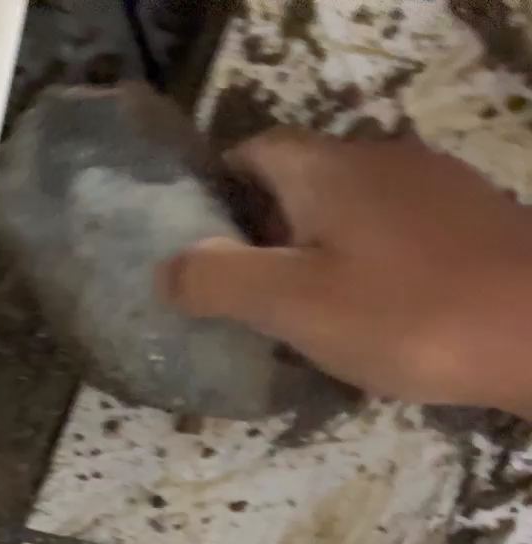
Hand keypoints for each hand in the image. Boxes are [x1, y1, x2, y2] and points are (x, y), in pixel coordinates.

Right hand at [158, 129, 531, 415]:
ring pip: (331, 210)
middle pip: (290, 182)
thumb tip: (165, 268)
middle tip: (209, 285)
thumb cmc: (407, 314)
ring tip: (262, 304)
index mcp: (333, 171)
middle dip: (242, 227)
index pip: (254, 151)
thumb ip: (212, 278)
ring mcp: (429, 194)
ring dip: (289, 249)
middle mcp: (383, 164)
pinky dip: (337, 262)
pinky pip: (372, 233)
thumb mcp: (286, 302)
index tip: (178, 239)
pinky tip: (330, 308)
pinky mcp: (457, 227)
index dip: (209, 187)